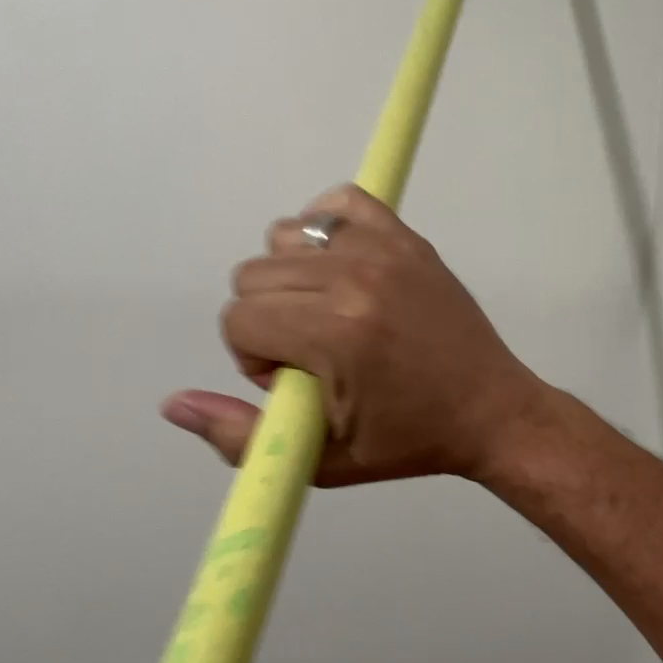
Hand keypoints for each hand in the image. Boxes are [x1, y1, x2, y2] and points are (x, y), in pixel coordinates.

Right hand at [162, 185, 551, 486]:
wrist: (490, 411)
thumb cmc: (408, 441)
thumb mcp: (321, 460)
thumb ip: (240, 437)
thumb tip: (172, 403)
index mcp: (335, 332)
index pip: (238, 318)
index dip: (256, 358)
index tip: (300, 381)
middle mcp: (356, 278)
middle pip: (254, 275)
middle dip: (271, 320)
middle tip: (319, 355)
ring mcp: (386, 250)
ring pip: (286, 237)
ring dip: (295, 278)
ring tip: (335, 316)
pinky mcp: (409, 239)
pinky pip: (340, 203)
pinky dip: (327, 229)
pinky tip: (344, 272)